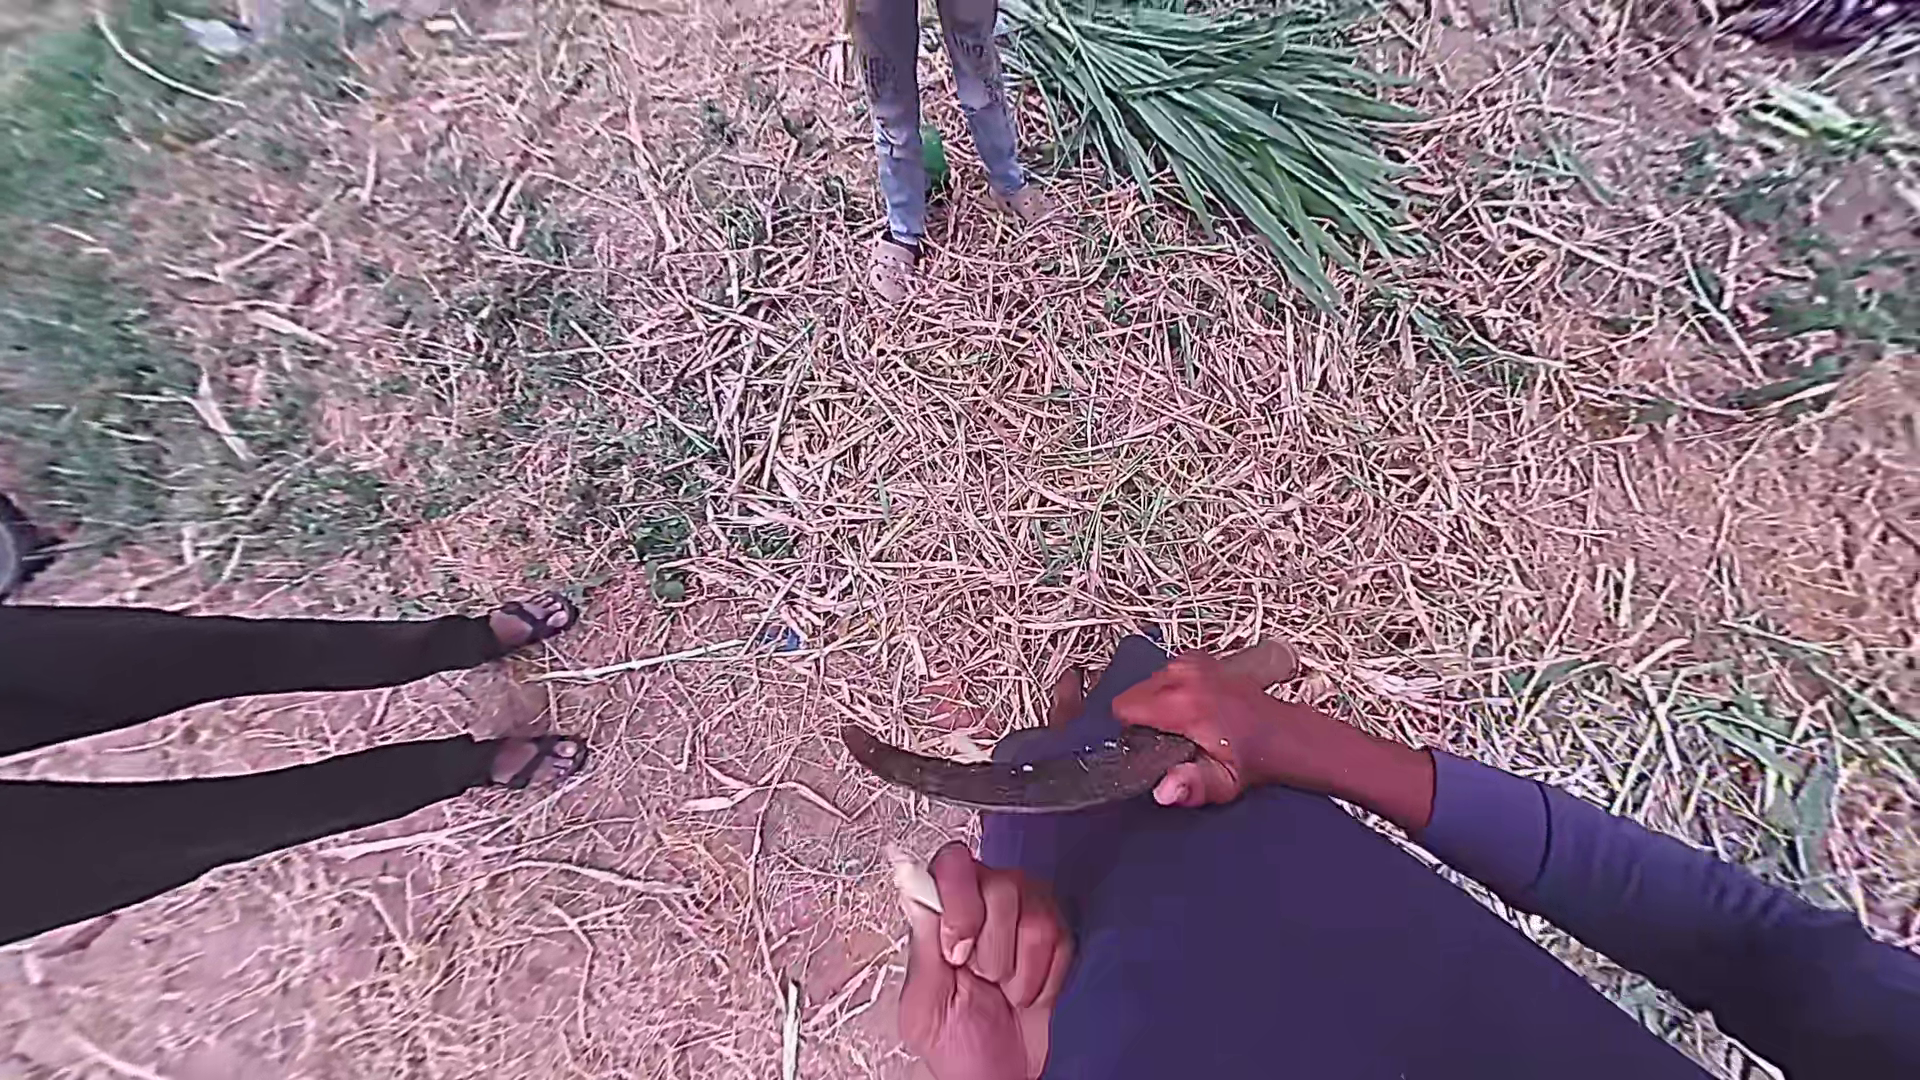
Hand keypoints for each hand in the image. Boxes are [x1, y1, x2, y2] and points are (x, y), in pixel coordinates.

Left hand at [898, 842, 1072, 1079]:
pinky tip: (1025, 989)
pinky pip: (1059, 941)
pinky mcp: (1057, 929)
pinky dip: (1042, 980)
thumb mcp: (924, 1002)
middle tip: (979, 976)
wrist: (998, 1075)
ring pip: (1034, 917)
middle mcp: (986, 891)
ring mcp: (1026, 905)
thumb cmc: (955, 1040)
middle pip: (1001, 887)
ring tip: (1002, 986)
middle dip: (991, 951)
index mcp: (946, 900)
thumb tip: (917, 892)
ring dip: (1018, 972)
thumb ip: (922, 943)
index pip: (954, 861)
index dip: (960, 904)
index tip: (956, 951)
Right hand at [1113, 650, 1435, 829]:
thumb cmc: (1257, 759)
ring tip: (1185, 724)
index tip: (1149, 744)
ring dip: (1156, 704)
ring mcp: (1190, 663)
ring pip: (1146, 684)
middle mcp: (1183, 675)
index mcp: (1183, 703)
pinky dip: (1170, 690)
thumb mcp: (1224, 783)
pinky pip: (1163, 675)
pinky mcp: (1196, 659)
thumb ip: (1191, 785)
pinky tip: (1191, 708)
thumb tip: (1163, 791)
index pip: (1123, 707)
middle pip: (1133, 694)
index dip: (1129, 730)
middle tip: (1172, 738)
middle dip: (1143, 717)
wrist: (1287, 734)